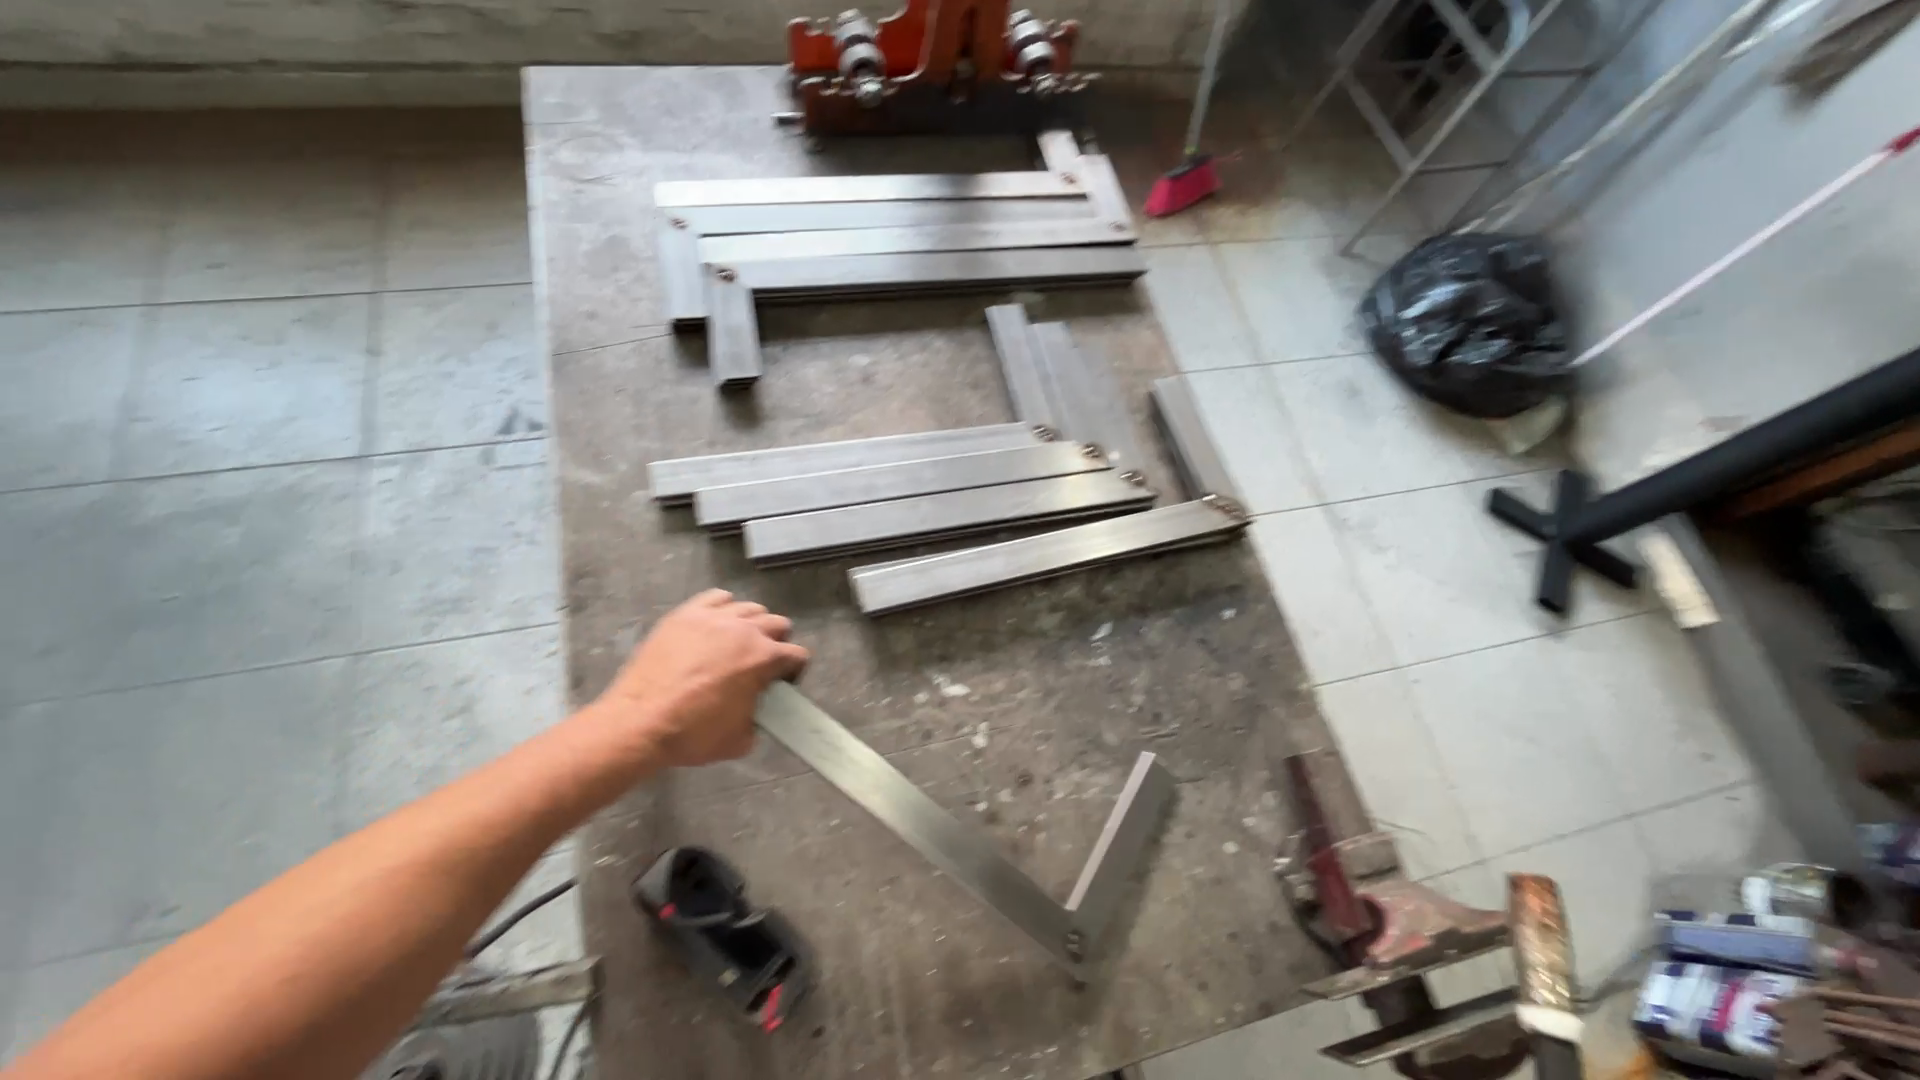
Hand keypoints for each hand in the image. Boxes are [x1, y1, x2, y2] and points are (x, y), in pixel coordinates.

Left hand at [590, 589, 809, 768]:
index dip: (793, 671)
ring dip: (751, 625)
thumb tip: (756, 708)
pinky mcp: (686, 614)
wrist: (640, 721)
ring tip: (736, 644)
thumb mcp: (740, 740)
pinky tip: (715, 626)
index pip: (798, 655)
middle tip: (760, 664)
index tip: (780, 684)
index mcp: (763, 658)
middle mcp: (745, 630)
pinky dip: (723, 609)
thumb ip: (759, 717)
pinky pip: (717, 598)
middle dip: (776, 644)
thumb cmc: (692, 734)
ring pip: (749, 608)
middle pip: (778, 624)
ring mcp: (714, 617)